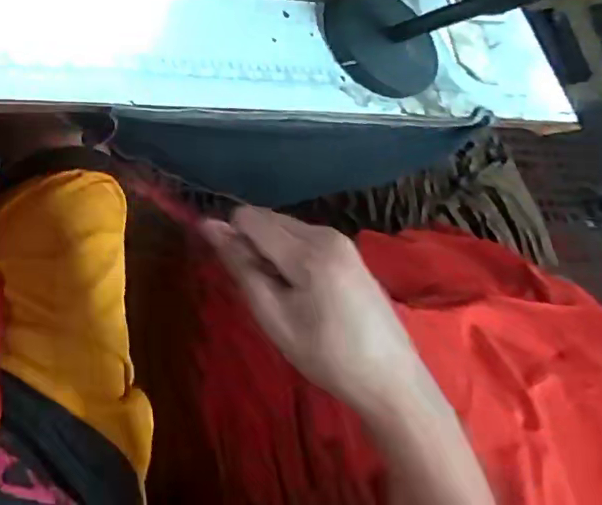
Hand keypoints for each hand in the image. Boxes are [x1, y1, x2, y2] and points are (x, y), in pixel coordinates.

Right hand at [202, 207, 427, 412]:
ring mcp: (340, 239)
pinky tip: (305, 290)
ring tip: (287, 294)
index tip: (244, 276)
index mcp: (307, 251)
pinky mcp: (348, 249)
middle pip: (265, 218)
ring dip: (272, 250)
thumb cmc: (328, 356)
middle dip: (253, 245)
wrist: (393, 383)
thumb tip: (208, 225)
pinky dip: (291, 253)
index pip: (248, 217)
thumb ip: (240, 265)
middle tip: (266, 291)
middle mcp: (324, 233)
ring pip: (283, 225)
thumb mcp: (274, 317)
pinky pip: (303, 235)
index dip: (234, 240)